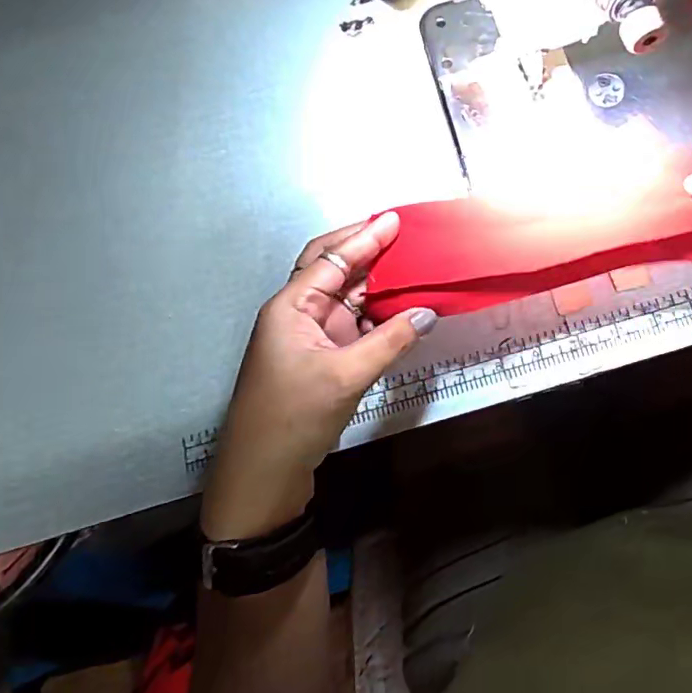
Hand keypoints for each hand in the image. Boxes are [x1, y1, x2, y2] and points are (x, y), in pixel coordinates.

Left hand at [201, 212, 436, 538]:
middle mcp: (300, 314)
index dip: (364, 238)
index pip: (330, 260)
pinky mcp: (325, 356)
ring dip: (376, 279)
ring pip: (348, 296)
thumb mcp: (345, 376)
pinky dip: (380, 310)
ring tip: (410, 260)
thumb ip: (390, 340)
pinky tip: (403, 303)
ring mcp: (313, 335)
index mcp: (291, 308)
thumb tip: (428, 312)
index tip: (396, 220)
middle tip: (403, 232)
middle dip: (366, 248)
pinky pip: (356, 321)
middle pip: (334, 269)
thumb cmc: (293, 417)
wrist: (263, 472)